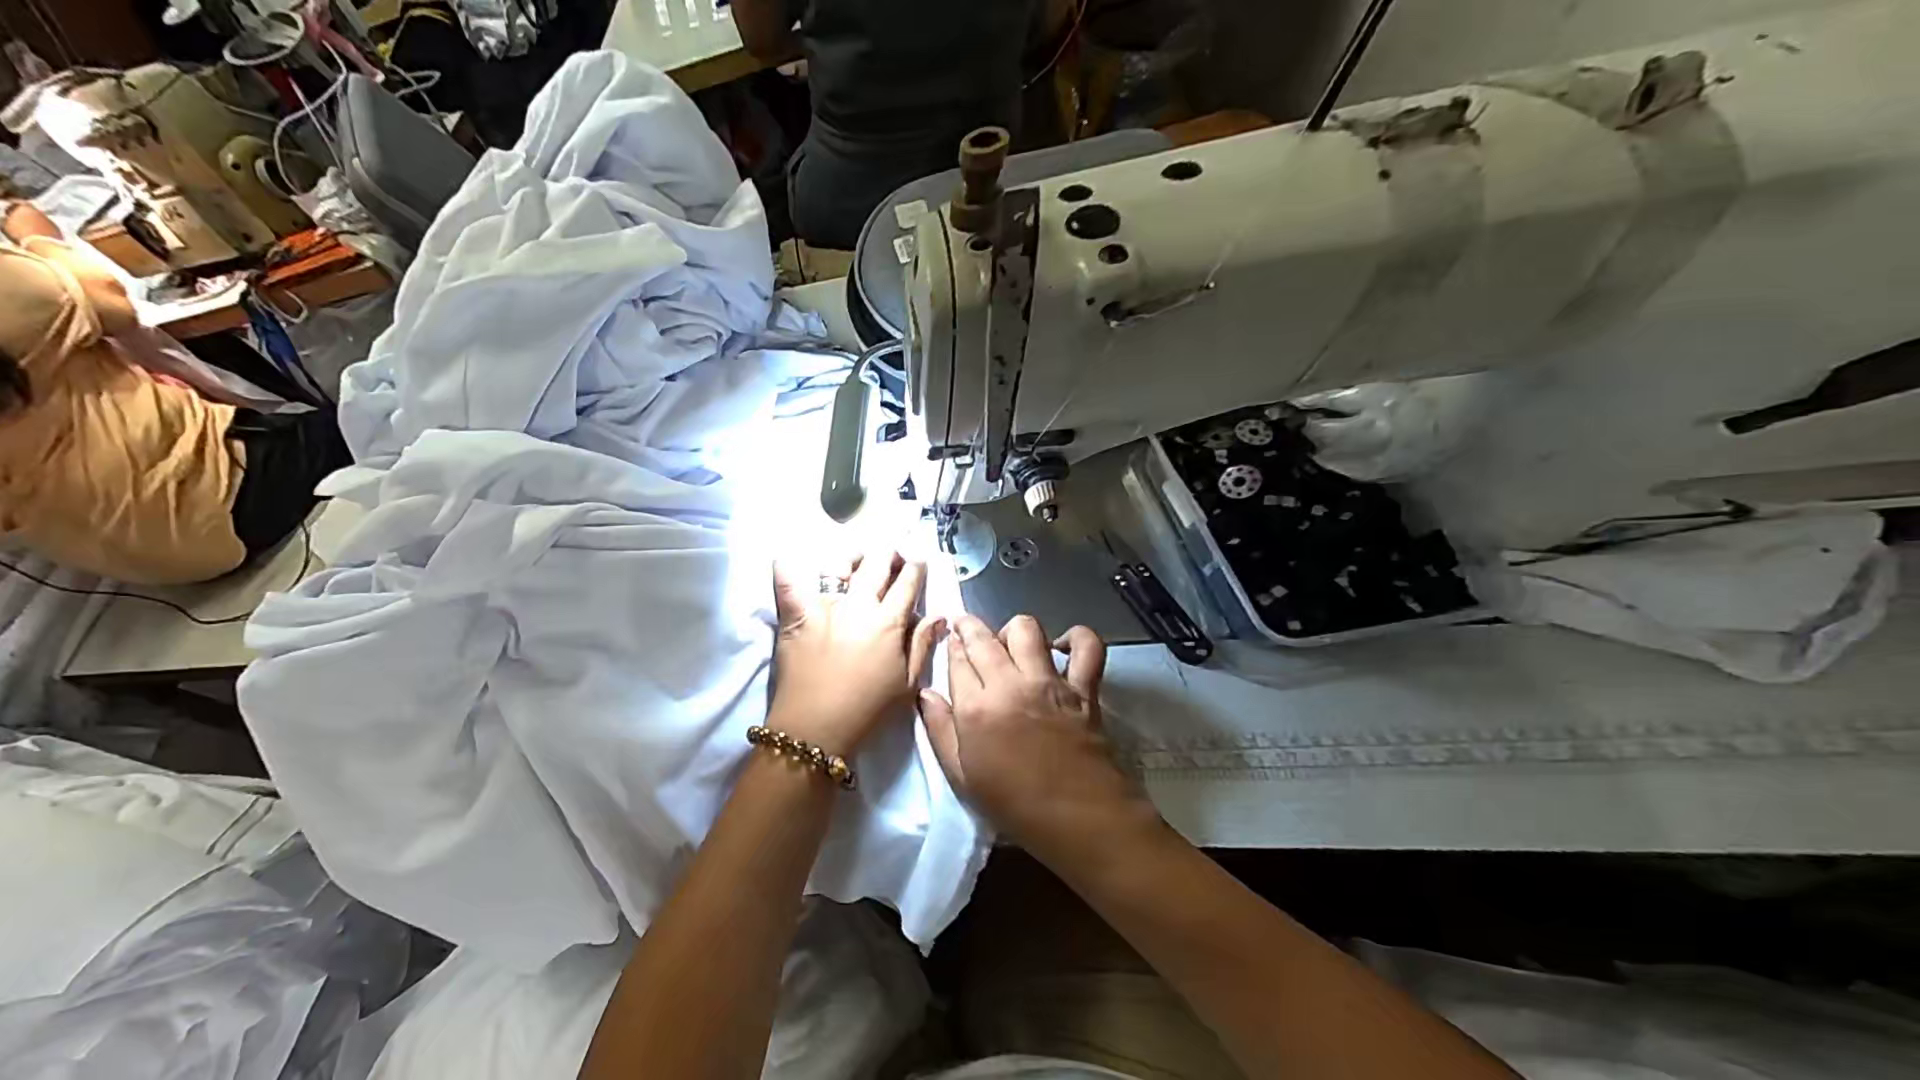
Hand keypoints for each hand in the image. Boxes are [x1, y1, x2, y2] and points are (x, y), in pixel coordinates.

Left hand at [768, 550, 938, 755]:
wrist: (816, 730)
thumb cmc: (868, 710)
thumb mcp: (906, 683)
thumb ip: (922, 644)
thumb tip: (938, 615)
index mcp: (888, 622)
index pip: (907, 583)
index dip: (915, 568)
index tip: (919, 560)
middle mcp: (858, 606)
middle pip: (877, 565)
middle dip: (889, 553)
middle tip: (893, 553)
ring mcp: (824, 608)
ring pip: (839, 567)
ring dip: (852, 556)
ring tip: (858, 557)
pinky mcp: (796, 616)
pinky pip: (788, 585)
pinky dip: (786, 570)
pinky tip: (787, 558)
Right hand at [918, 615, 1160, 863]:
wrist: (1079, 818)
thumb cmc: (1014, 805)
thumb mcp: (963, 777)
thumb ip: (940, 731)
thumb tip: (925, 694)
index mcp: (975, 708)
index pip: (957, 661)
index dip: (952, 648)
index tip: (951, 643)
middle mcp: (1009, 685)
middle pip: (984, 639)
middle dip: (969, 627)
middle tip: (966, 627)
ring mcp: (1048, 682)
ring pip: (1026, 630)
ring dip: (1012, 630)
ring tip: (1008, 641)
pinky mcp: (1083, 688)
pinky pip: (1087, 648)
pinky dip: (1078, 638)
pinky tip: (1063, 647)